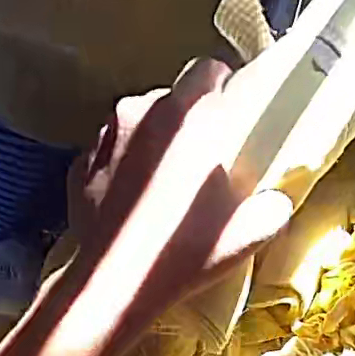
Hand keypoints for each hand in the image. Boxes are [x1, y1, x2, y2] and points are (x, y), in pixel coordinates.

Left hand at [64, 58, 293, 338]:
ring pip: (135, 123)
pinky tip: (129, 201)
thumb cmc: (185, 254)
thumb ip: (272, 207)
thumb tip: (276, 201)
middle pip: (170, 99)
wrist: (116, 284)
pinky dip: (119, 168)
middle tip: (196, 161)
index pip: (208, 71)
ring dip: (150, 143)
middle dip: (185, 121)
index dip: (221, 93)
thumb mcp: (248, 235)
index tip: (227, 123)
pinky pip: (107, 154)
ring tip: (158, 184)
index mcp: (188, 115)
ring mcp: (103, 136)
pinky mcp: (78, 165)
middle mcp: (141, 111)